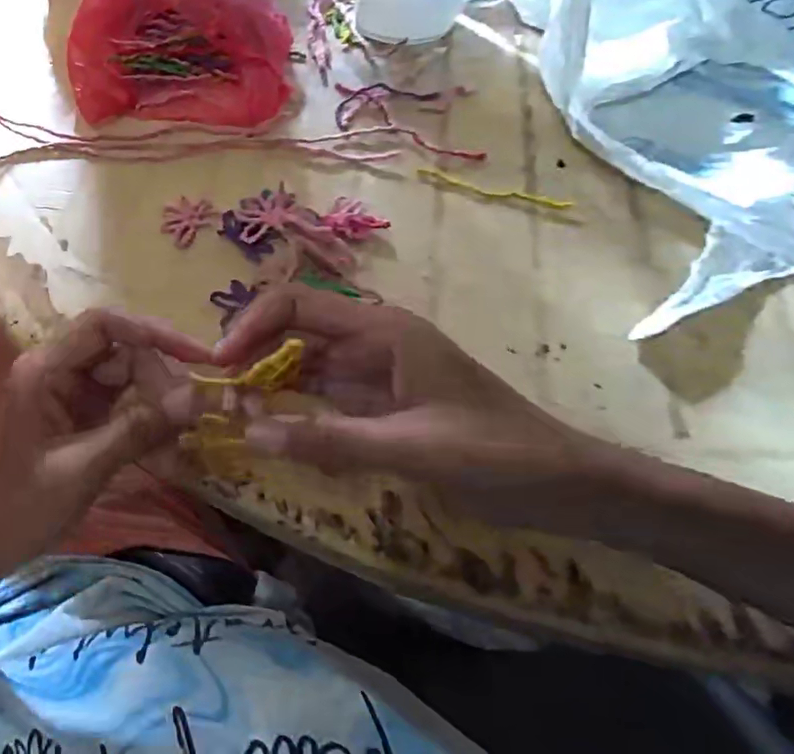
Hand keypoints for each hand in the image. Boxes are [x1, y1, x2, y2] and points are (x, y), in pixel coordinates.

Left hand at [0, 310, 210, 570]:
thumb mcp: (84, 468)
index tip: (195, 354)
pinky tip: (168, 445)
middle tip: (192, 412)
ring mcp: (70, 388)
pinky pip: (124, 399)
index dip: (150, 330)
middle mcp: (57, 368)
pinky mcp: (82, 409)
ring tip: (183, 433)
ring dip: (158, 400)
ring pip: (127, 374)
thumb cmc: (28, 504)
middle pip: (120, 349)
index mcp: (44, 369)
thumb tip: (195, 395)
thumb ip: (137, 429)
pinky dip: (148, 418)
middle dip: (159, 377)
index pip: (100, 325)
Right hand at [216, 285, 616, 533]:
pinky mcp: (374, 402)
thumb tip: (248, 434)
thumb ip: (330, 440)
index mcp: (380, 329)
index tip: (221, 362)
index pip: (296, 304)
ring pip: (299, 365)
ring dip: (265, 385)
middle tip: (223, 398)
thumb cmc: (499, 456)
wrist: (572, 489)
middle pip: (290, 331)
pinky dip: (289, 410)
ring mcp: (370, 371)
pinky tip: (271, 431)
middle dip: (251, 357)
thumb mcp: (413, 449)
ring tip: (237, 417)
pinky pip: (317, 397)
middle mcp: (368, 340)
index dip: (251, 324)